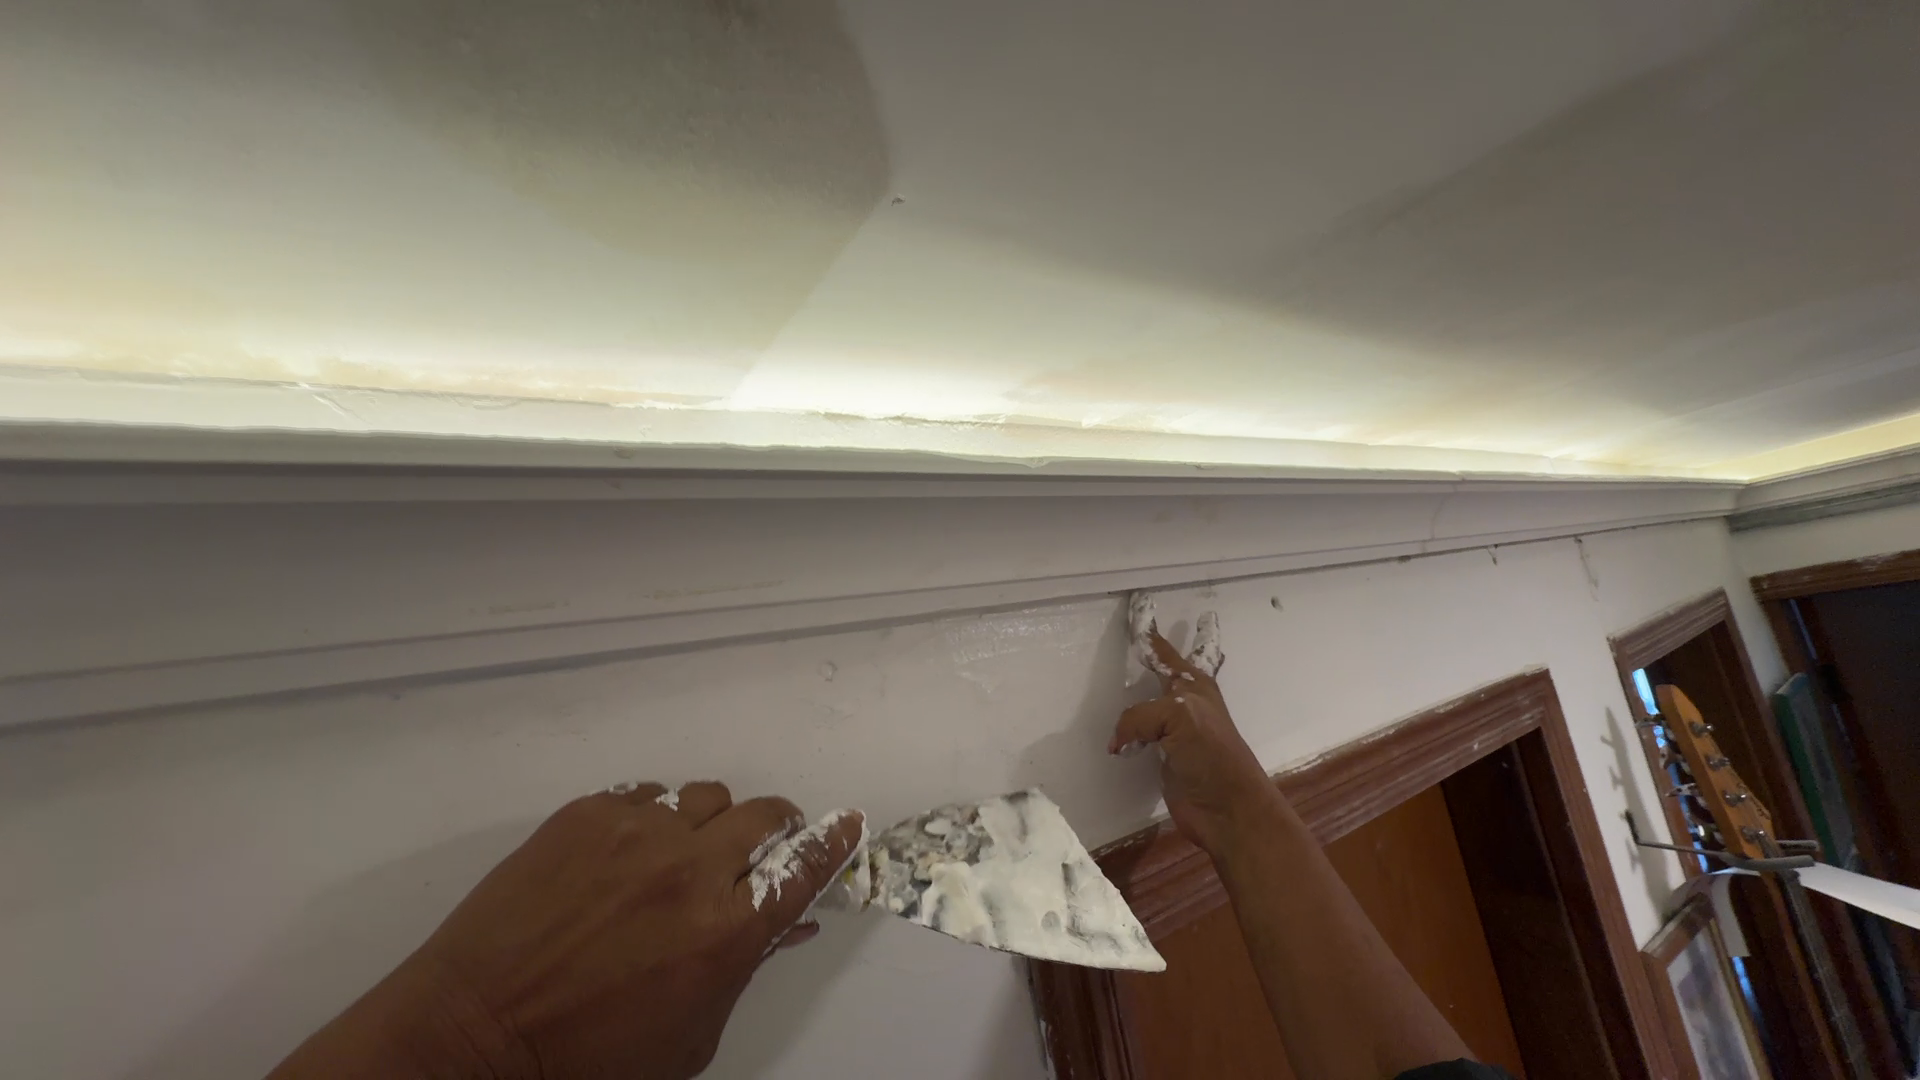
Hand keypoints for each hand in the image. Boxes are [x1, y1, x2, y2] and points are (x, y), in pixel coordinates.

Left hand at [268, 782, 863, 1079]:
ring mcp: (639, 831)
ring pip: (708, 796)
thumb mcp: (692, 1036)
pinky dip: (653, 818)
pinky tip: (627, 854)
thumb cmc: (592, 1061)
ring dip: (711, 822)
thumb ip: (748, 968)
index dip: (833, 840)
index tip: (847, 822)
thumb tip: (794, 922)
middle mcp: (693, 868)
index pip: (805, 865)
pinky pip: (648, 795)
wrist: (467, 1040)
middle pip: (765, 814)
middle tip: (757, 846)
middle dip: (776, 827)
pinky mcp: (589, 813)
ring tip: (682, 852)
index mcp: (727, 930)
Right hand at [1109, 631, 1274, 855]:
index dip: (1151, 632)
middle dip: (1162, 651)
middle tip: (1152, 634)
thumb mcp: (1178, 717)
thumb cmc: (1211, 755)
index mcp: (1193, 687)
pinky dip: (1126, 732)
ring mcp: (1175, 733)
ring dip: (1143, 691)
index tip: (1142, 604)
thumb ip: (1139, 716)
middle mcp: (1185, 704)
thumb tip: (1119, 742)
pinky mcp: (1164, 759)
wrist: (1229, 810)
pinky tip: (1119, 736)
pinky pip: (1139, 737)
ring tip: (1134, 676)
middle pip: (1171, 670)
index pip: (1165, 652)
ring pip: (1153, 704)